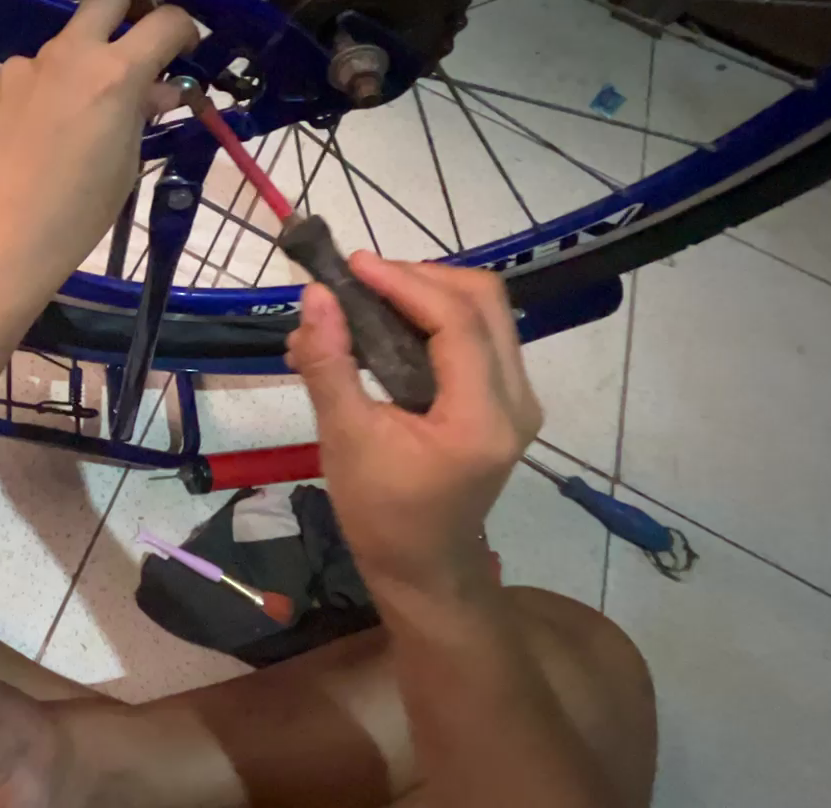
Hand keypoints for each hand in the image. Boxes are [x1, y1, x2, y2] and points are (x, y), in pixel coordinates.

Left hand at [0, 0, 197, 330]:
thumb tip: (157, 91)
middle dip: (133, 7)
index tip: (185, 52)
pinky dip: (50, 89)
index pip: (165, 20)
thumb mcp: (124, 168)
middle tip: (140, 48)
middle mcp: (66, 55)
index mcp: (113, 73)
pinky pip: (33, 75)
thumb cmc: (73, 218)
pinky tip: (42, 137)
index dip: (184, 30)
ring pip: (65, 41)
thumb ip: (141, 116)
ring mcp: (22, 68)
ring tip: (86, 116)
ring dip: (85, 59)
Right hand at [285, 253, 540, 597]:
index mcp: (483, 417)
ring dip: (422, 291)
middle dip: (418, 277)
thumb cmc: (380, 511)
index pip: (457, 322)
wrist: (421, 567)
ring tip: (361, 299)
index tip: (351, 265)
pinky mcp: (499, 399)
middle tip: (357, 278)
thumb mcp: (343, 437)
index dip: (404, 282)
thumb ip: (329, 363)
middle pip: (483, 302)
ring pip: (481, 312)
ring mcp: (515, 398)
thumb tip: (314, 296)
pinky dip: (426, 315)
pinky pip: (472, 334)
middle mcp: (516, 399)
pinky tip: (379, 326)